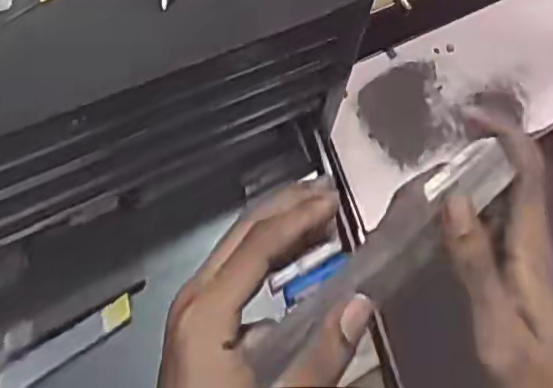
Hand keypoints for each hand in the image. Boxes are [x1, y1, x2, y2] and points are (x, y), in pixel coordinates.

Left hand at [159, 181, 374, 387]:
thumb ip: (321, 360)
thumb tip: (361, 304)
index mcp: (206, 311)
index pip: (261, 240)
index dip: (302, 215)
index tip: (337, 200)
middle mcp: (194, 298)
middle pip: (245, 229)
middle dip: (290, 204)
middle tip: (331, 193)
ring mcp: (191, 310)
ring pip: (238, 244)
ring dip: (281, 224)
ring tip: (321, 215)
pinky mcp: (197, 325)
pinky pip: (236, 267)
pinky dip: (269, 252)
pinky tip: (296, 258)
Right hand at [442, 112, 552, 387]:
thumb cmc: (529, 369)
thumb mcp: (496, 322)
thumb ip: (475, 262)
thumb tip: (454, 196)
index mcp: (534, 240)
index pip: (529, 168)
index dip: (505, 133)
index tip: (470, 116)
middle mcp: (533, 235)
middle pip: (519, 171)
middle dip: (489, 142)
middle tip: (449, 132)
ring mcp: (525, 250)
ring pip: (506, 192)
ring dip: (479, 168)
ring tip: (440, 160)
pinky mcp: (515, 266)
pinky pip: (495, 216)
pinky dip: (472, 198)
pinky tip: (446, 206)